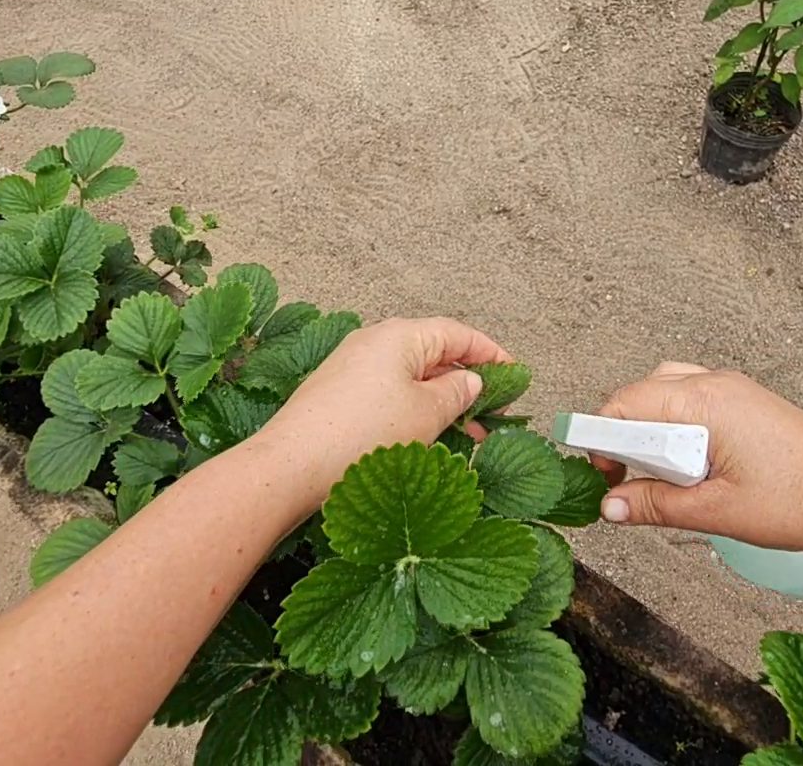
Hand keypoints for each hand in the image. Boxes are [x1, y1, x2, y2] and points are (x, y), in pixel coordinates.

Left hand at [249, 317, 509, 508]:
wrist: (288, 469)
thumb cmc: (362, 435)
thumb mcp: (426, 413)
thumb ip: (456, 392)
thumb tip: (469, 380)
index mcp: (399, 336)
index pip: (456, 333)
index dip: (490, 352)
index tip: (515, 373)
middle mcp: (374, 343)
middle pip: (434, 354)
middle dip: (467, 383)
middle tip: (497, 412)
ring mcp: (353, 369)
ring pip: (412, 379)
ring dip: (443, 404)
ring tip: (471, 437)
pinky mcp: (339, 395)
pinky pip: (389, 394)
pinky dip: (415, 411)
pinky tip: (429, 439)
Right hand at [591, 363, 802, 557]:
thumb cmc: (801, 503)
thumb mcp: (716, 512)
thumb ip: (655, 505)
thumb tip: (610, 506)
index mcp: (703, 403)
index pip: (627, 404)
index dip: (601, 436)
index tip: (600, 473)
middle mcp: (713, 383)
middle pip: (640, 392)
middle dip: (621, 431)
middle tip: (622, 476)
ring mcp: (730, 387)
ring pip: (663, 388)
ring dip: (647, 423)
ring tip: (653, 466)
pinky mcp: (743, 398)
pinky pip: (689, 393)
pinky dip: (672, 419)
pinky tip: (683, 455)